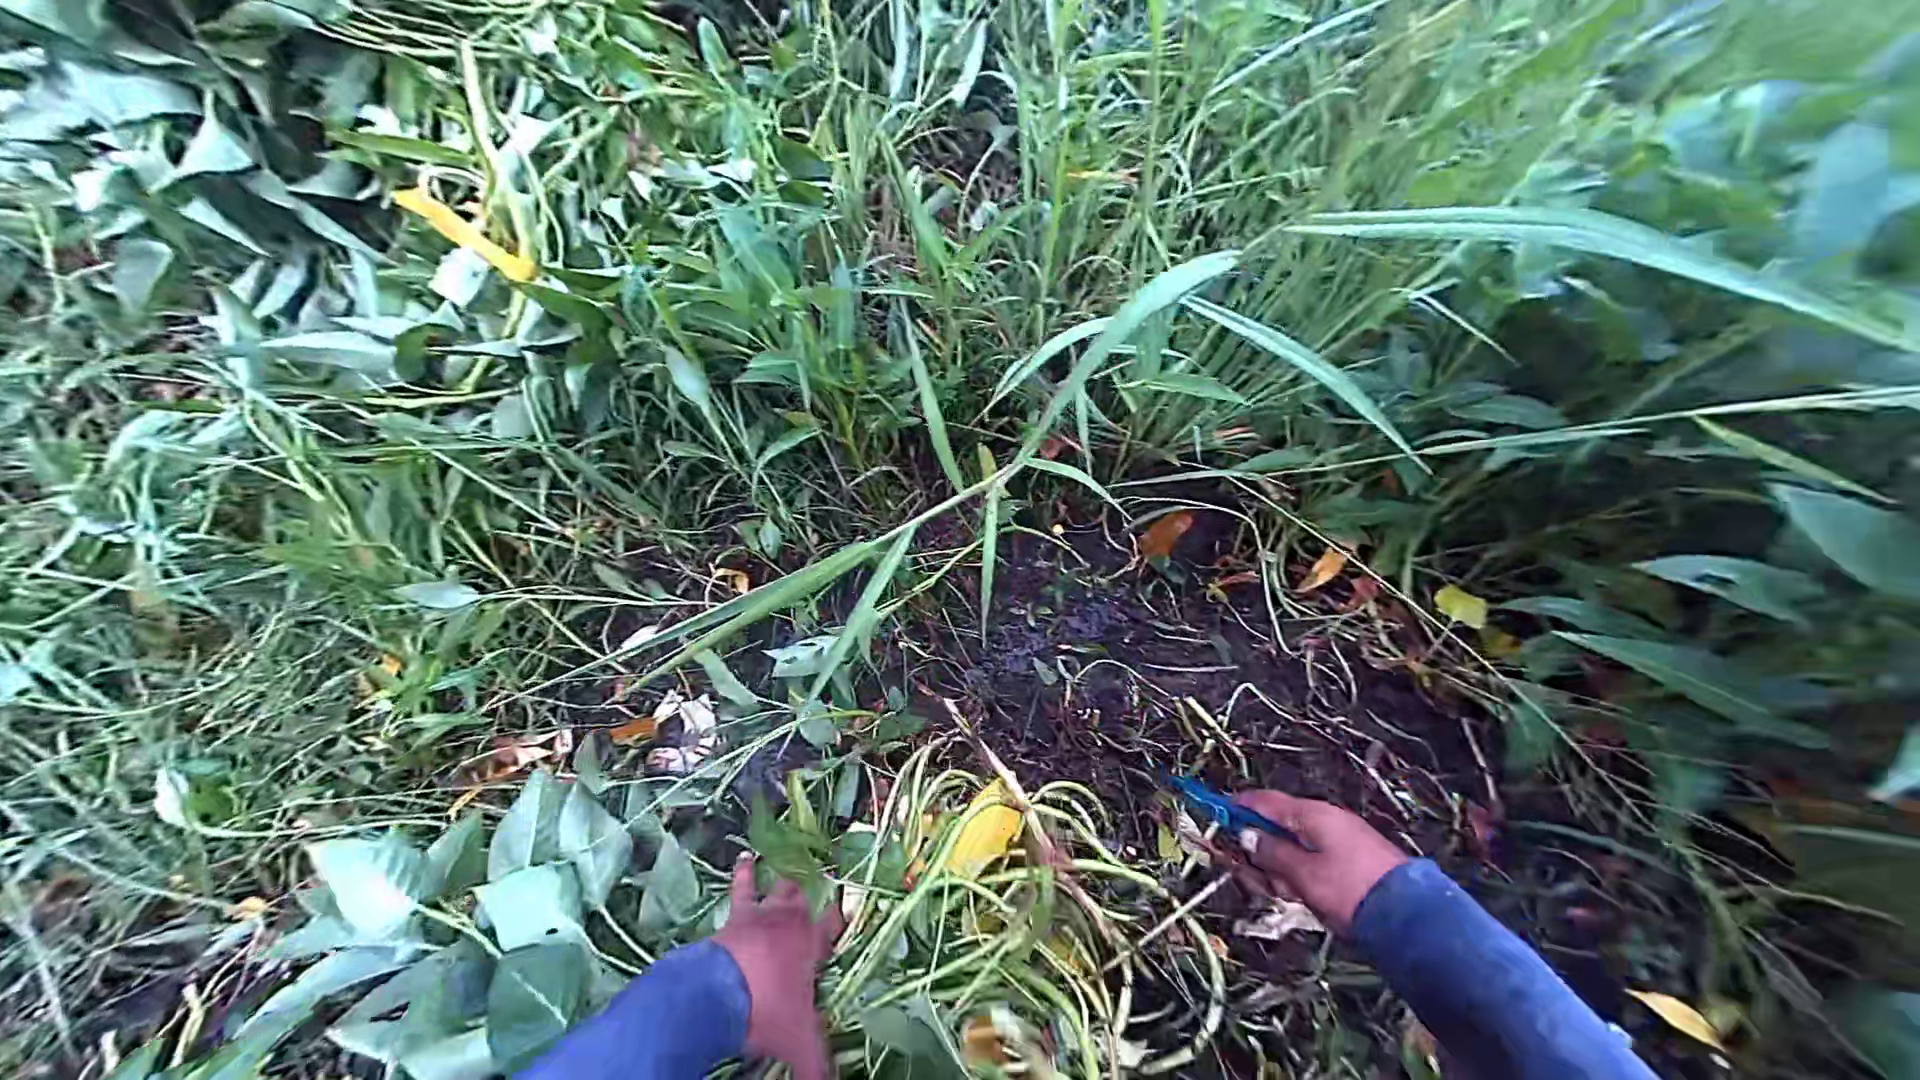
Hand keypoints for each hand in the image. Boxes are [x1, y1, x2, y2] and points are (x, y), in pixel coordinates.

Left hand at [713, 854, 842, 1079]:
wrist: (721, 993)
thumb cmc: (767, 1011)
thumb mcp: (797, 1042)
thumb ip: (818, 1065)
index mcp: (811, 946)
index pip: (833, 924)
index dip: (840, 915)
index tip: (846, 906)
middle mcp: (792, 922)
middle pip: (808, 898)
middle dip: (813, 889)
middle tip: (820, 875)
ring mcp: (764, 913)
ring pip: (780, 885)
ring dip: (784, 875)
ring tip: (791, 855)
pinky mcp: (737, 914)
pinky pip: (742, 888)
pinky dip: (744, 872)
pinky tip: (743, 857)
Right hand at [1229, 791, 1408, 932]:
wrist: (1419, 922)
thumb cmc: (1353, 892)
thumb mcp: (1303, 874)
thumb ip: (1270, 852)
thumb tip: (1247, 835)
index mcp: (1311, 814)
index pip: (1262, 800)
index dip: (1236, 807)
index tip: (1217, 817)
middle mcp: (1325, 820)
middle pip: (1276, 827)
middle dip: (1261, 851)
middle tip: (1257, 878)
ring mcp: (1341, 840)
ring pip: (1293, 847)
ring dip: (1281, 869)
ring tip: (1288, 894)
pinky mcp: (1353, 861)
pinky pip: (1313, 859)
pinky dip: (1301, 874)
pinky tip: (1306, 896)